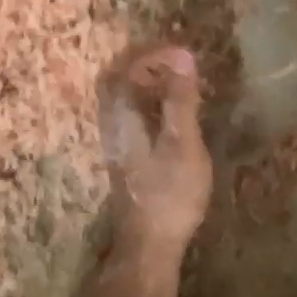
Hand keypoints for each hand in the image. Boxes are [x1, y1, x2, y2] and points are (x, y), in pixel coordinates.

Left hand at [99, 47, 212, 259]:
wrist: (149, 243)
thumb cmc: (170, 194)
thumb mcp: (183, 144)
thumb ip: (181, 100)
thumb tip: (183, 57)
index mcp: (122, 115)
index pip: (126, 67)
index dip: (153, 53)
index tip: (184, 53)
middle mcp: (111, 124)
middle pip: (116, 80)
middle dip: (144, 63)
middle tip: (176, 61)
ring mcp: (115, 143)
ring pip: (122, 99)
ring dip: (146, 84)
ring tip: (178, 82)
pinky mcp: (124, 159)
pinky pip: (130, 116)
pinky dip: (148, 104)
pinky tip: (170, 115)